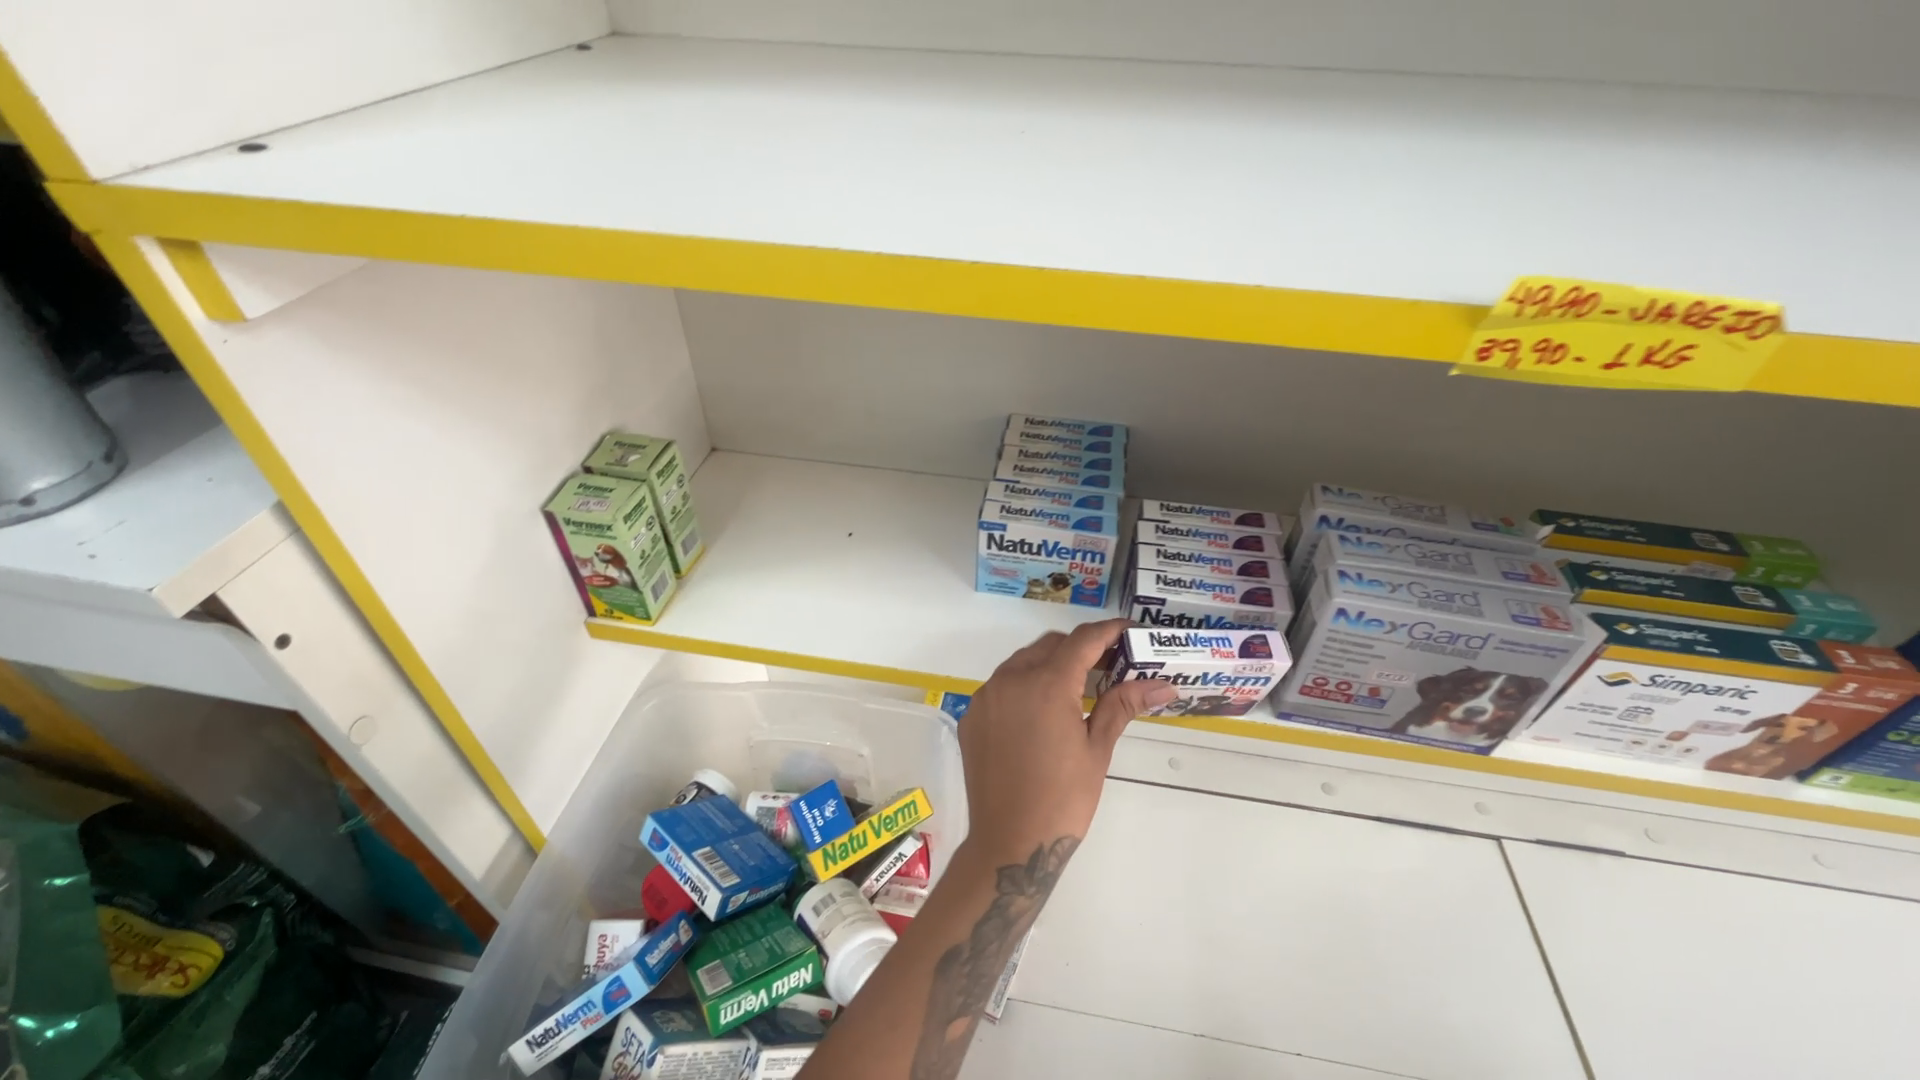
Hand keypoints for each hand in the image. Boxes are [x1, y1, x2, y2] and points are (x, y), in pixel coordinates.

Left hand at [956, 619, 1175, 864]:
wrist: (1010, 842)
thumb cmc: (1064, 799)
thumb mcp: (1097, 749)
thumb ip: (1123, 706)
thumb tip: (1162, 684)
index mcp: (1047, 685)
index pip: (1083, 640)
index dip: (1109, 630)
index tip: (1129, 630)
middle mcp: (1010, 680)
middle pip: (1051, 645)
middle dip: (1081, 649)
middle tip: (1109, 666)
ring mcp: (986, 697)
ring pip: (1022, 662)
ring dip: (1050, 664)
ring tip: (1078, 689)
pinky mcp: (972, 716)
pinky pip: (1002, 686)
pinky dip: (1024, 686)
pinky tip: (1042, 714)